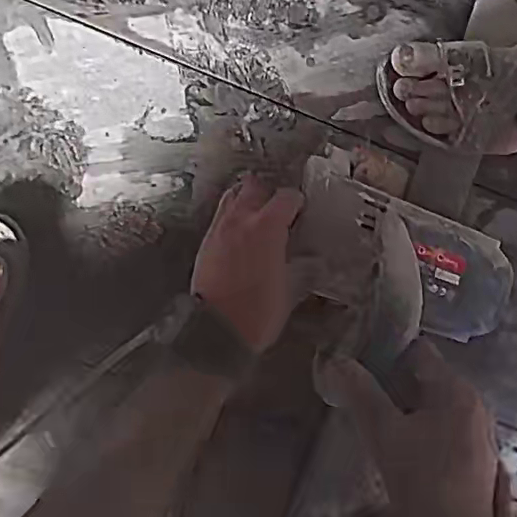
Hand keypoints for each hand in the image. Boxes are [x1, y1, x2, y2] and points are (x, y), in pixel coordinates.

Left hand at [192, 175, 304, 352]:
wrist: (215, 331)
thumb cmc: (257, 313)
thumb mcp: (289, 289)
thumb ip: (301, 267)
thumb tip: (311, 261)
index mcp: (267, 227)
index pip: (287, 196)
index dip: (298, 203)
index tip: (302, 213)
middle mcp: (240, 220)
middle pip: (255, 186)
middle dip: (268, 194)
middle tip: (278, 211)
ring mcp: (219, 229)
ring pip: (233, 197)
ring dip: (246, 201)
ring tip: (257, 219)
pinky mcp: (205, 243)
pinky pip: (220, 218)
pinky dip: (232, 219)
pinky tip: (240, 238)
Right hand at [316, 340, 509, 516]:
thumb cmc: (426, 487)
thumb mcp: (384, 436)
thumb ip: (361, 394)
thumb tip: (337, 360)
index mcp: (456, 390)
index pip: (417, 350)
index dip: (384, 352)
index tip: (356, 366)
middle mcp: (474, 403)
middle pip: (425, 376)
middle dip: (391, 383)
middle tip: (358, 397)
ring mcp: (480, 430)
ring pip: (433, 403)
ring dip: (404, 407)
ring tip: (374, 423)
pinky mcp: (478, 456)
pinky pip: (443, 425)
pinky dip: (420, 427)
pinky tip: (400, 448)